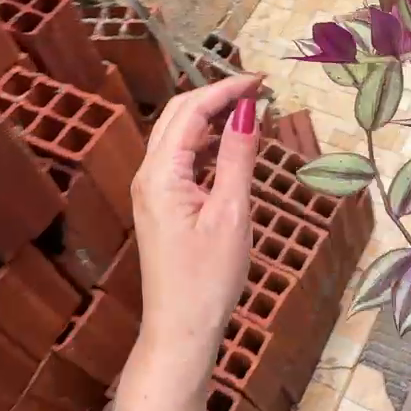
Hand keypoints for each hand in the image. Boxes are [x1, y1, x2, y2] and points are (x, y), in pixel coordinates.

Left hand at [129, 74, 264, 374]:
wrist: (182, 329)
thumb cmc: (209, 276)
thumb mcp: (232, 213)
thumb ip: (238, 157)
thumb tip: (248, 110)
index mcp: (161, 174)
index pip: (191, 112)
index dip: (225, 89)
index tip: (261, 80)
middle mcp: (148, 174)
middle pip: (178, 115)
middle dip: (216, 95)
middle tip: (258, 90)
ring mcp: (152, 190)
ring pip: (178, 134)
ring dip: (211, 115)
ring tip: (251, 109)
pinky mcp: (161, 203)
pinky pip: (182, 157)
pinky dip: (207, 140)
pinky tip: (232, 142)